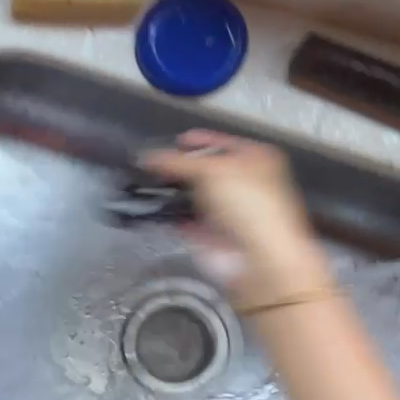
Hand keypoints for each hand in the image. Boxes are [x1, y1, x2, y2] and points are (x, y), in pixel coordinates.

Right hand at [141, 130, 332, 304]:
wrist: (258, 260)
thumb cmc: (246, 205)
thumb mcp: (212, 170)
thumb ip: (177, 161)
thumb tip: (146, 156)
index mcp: (255, 159)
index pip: (221, 141)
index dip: (197, 140)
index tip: (171, 140)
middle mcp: (242, 182)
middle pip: (205, 168)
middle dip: (179, 166)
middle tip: (150, 163)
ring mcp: (225, 210)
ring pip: (192, 194)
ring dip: (171, 190)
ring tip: (142, 182)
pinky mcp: (209, 235)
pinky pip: (184, 220)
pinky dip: (169, 216)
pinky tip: (147, 208)